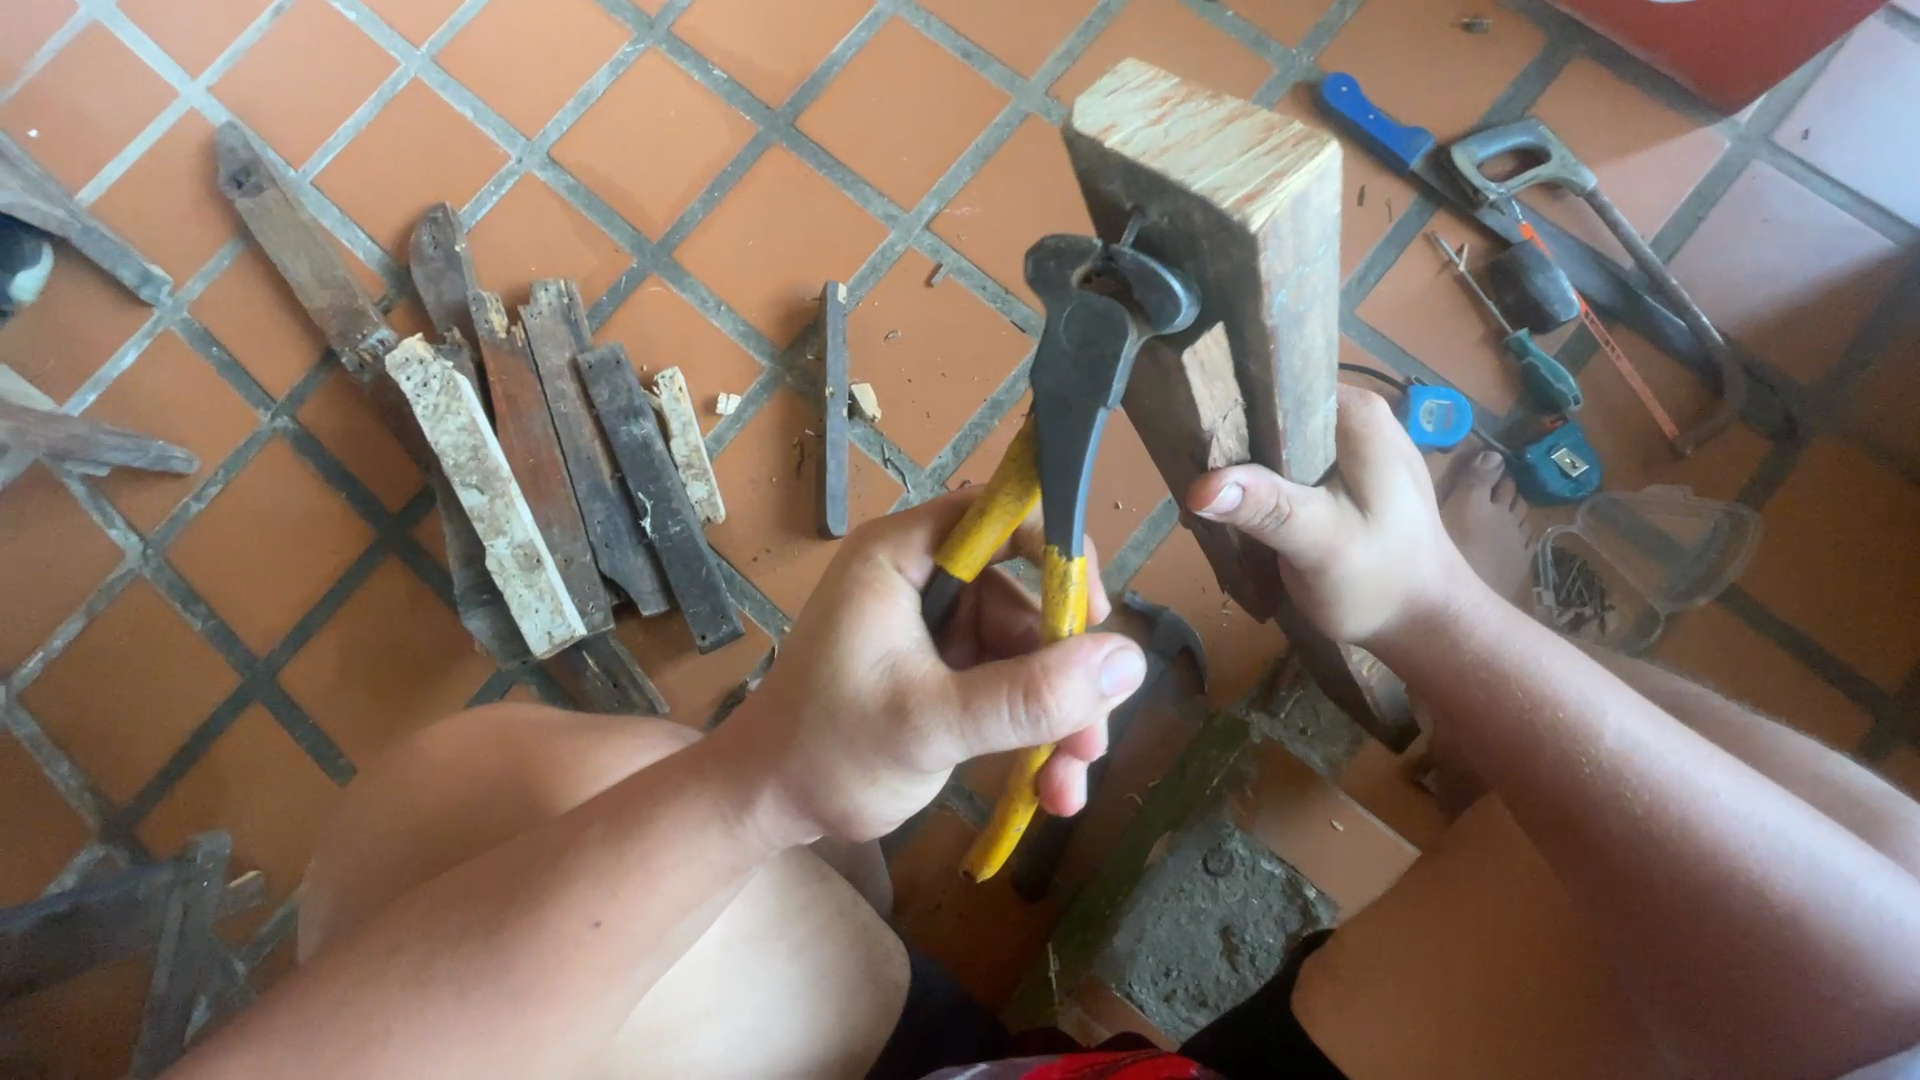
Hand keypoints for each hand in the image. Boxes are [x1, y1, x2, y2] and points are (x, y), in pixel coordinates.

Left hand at [715, 492, 1147, 843]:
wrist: (771, 806)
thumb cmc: (828, 751)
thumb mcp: (930, 724)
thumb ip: (1026, 695)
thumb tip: (1129, 660)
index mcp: (903, 555)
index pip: (999, 516)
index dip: (1056, 552)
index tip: (1096, 615)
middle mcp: (927, 580)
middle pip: (1027, 595)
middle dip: (1065, 668)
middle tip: (1092, 735)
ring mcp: (939, 628)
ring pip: (1029, 650)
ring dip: (1057, 713)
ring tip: (1069, 781)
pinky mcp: (947, 670)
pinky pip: (1011, 685)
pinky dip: (1033, 730)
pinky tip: (1049, 785)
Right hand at [1186, 385, 1482, 645]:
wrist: (1422, 626)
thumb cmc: (1381, 581)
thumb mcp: (1322, 543)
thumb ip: (1269, 509)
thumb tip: (1201, 486)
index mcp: (1355, 414)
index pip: (1277, 383)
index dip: (1229, 404)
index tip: (1190, 435)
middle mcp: (1352, 418)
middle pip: (1270, 410)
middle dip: (1229, 440)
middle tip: (1190, 472)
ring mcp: (1346, 448)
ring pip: (1272, 440)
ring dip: (1239, 464)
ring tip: (1205, 491)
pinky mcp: (1337, 478)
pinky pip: (1283, 465)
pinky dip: (1256, 483)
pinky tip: (1235, 507)